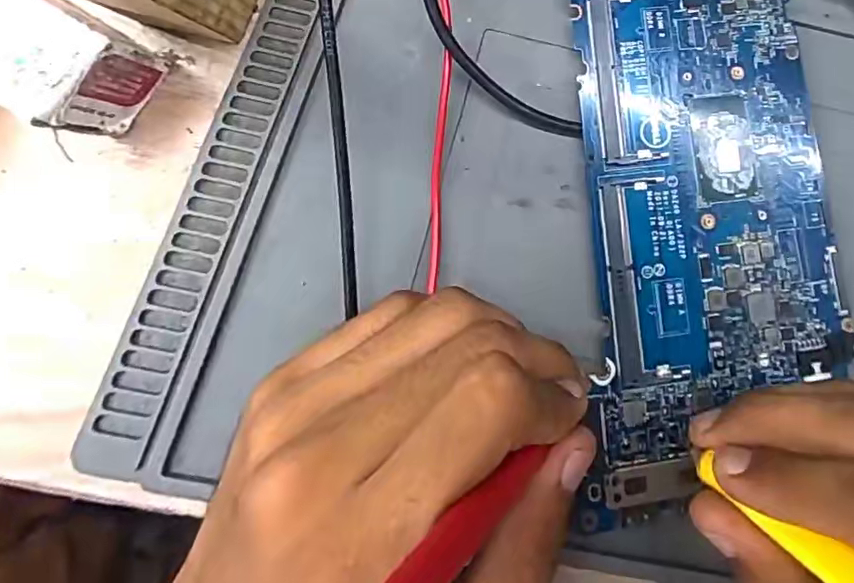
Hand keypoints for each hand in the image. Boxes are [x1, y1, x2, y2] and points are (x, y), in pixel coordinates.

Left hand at [176, 289, 598, 582]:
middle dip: (533, 357)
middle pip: (464, 339)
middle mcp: (314, 445)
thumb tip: (574, 440)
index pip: (484, 396)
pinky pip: (386, 314)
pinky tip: (451, 363)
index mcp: (356, 529)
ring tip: (509, 375)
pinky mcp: (279, 381)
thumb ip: (524, 543)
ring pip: (430, 311)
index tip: (568, 418)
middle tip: (553, 394)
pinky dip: (437, 326)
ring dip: (491, 331)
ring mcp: (288, 402)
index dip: (546, 396)